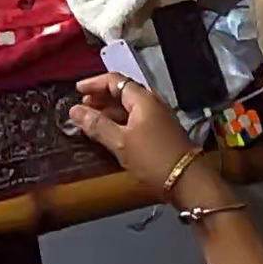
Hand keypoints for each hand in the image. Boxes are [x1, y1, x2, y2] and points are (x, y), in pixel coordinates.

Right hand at [68, 73, 234, 208]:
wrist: (188, 183)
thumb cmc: (152, 158)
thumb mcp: (120, 142)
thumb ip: (96, 124)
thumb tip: (74, 110)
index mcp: (142, 98)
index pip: (114, 80)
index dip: (94, 83)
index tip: (76, 90)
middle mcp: (151, 102)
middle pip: (122, 91)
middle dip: (100, 97)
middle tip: (82, 106)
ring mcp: (158, 117)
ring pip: (128, 106)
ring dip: (109, 110)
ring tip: (91, 120)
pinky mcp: (160, 132)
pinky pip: (134, 118)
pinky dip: (119, 121)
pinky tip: (109, 133)